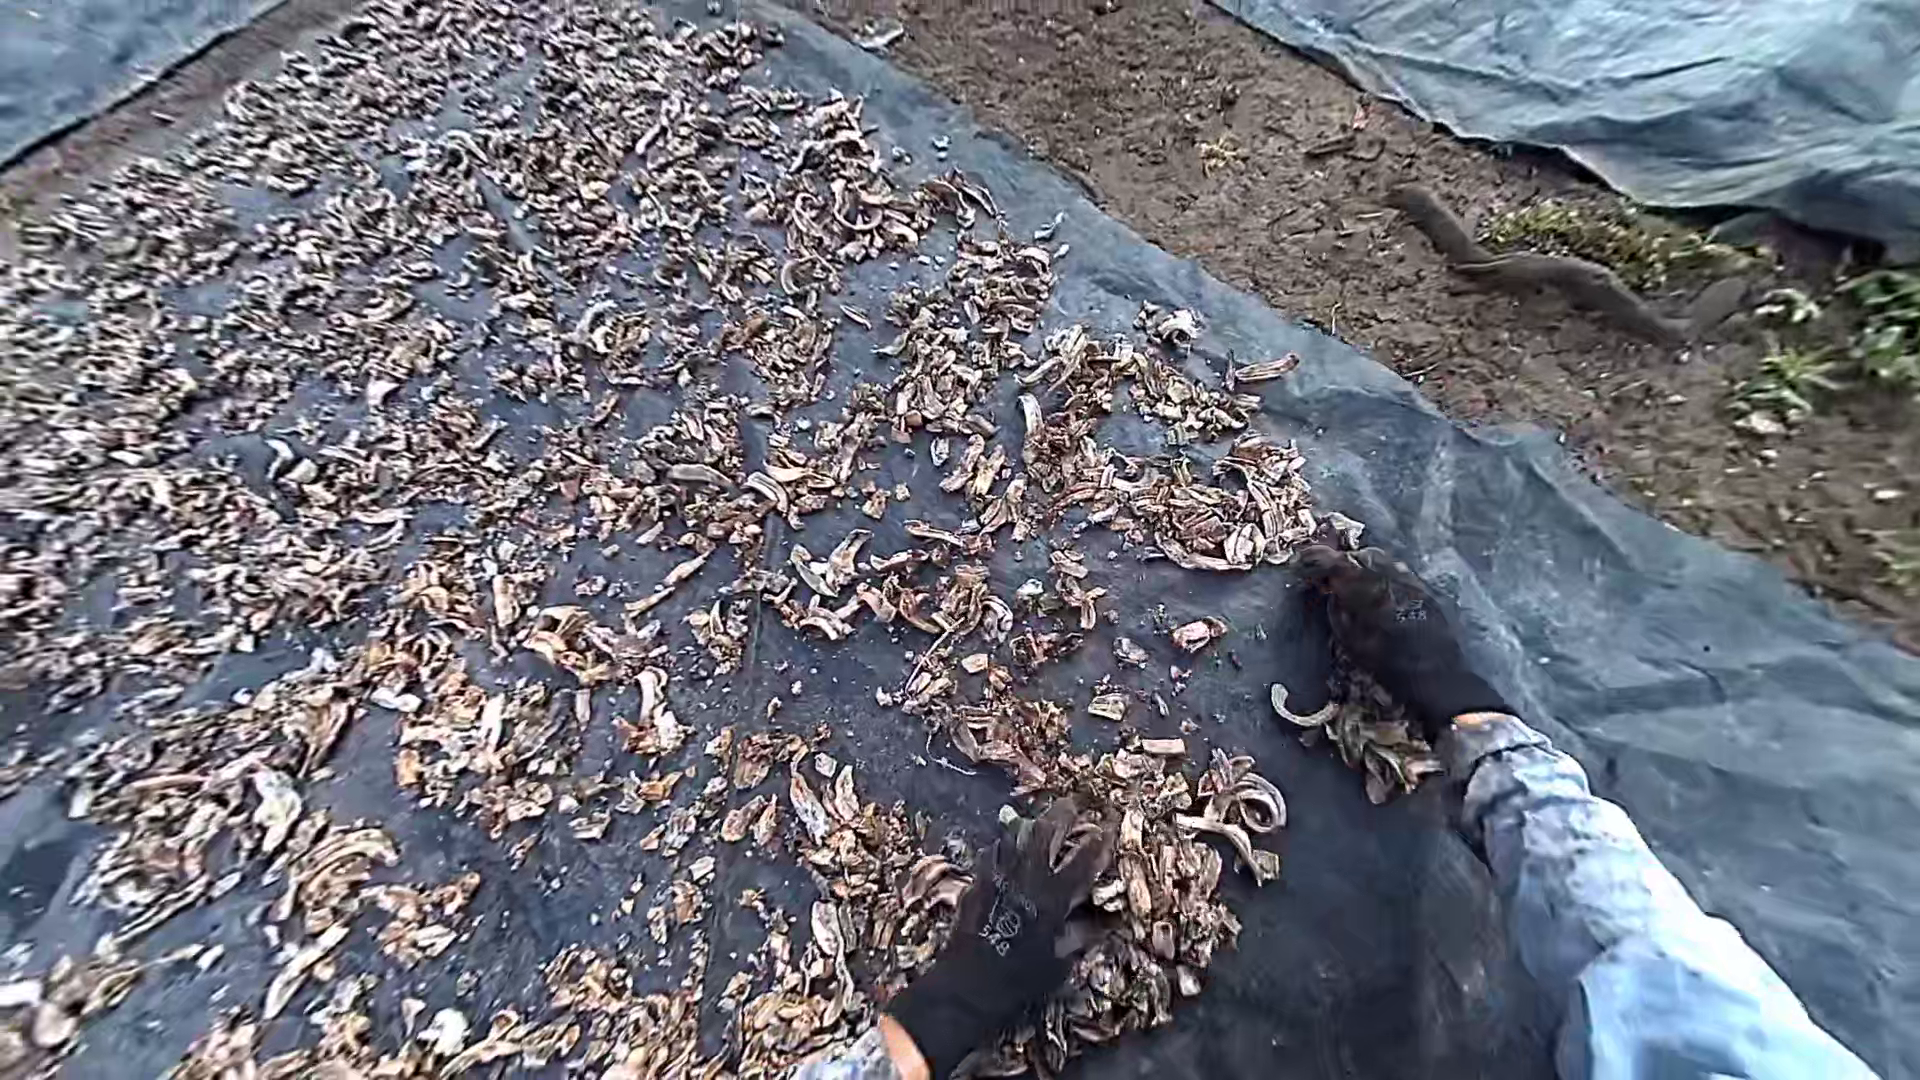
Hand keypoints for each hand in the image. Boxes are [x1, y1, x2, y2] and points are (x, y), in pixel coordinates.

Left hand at [887, 798, 1114, 1077]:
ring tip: (1043, 818)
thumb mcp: (1059, 963)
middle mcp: (1027, 875)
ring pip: (1018, 831)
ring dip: (1034, 822)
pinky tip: (1012, 845)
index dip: (1099, 840)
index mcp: (1053, 897)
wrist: (968, 983)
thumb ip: (1082, 935)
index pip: (1083, 860)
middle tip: (1075, 804)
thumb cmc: (1019, 979)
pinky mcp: (979, 874)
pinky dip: (1008, 842)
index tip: (1107, 825)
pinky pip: (997, 847)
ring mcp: (1000, 870)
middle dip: (1064, 812)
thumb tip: (1107, 919)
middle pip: (1048, 830)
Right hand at [1296, 545, 1508, 737]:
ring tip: (1354, 580)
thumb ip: (1337, 609)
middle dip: (1342, 562)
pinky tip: (1378, 588)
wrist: (1436, 677)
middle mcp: (1391, 581)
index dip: (1320, 560)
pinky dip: (1383, 574)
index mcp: (1368, 592)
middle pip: (1361, 556)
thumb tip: (1331, 589)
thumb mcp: (1349, 639)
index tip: (1308, 564)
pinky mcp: (1426, 590)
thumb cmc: (1386, 664)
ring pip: (1382, 560)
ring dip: (1363, 566)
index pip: (1338, 564)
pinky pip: (1399, 571)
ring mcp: (1412, 583)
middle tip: (1331, 574)